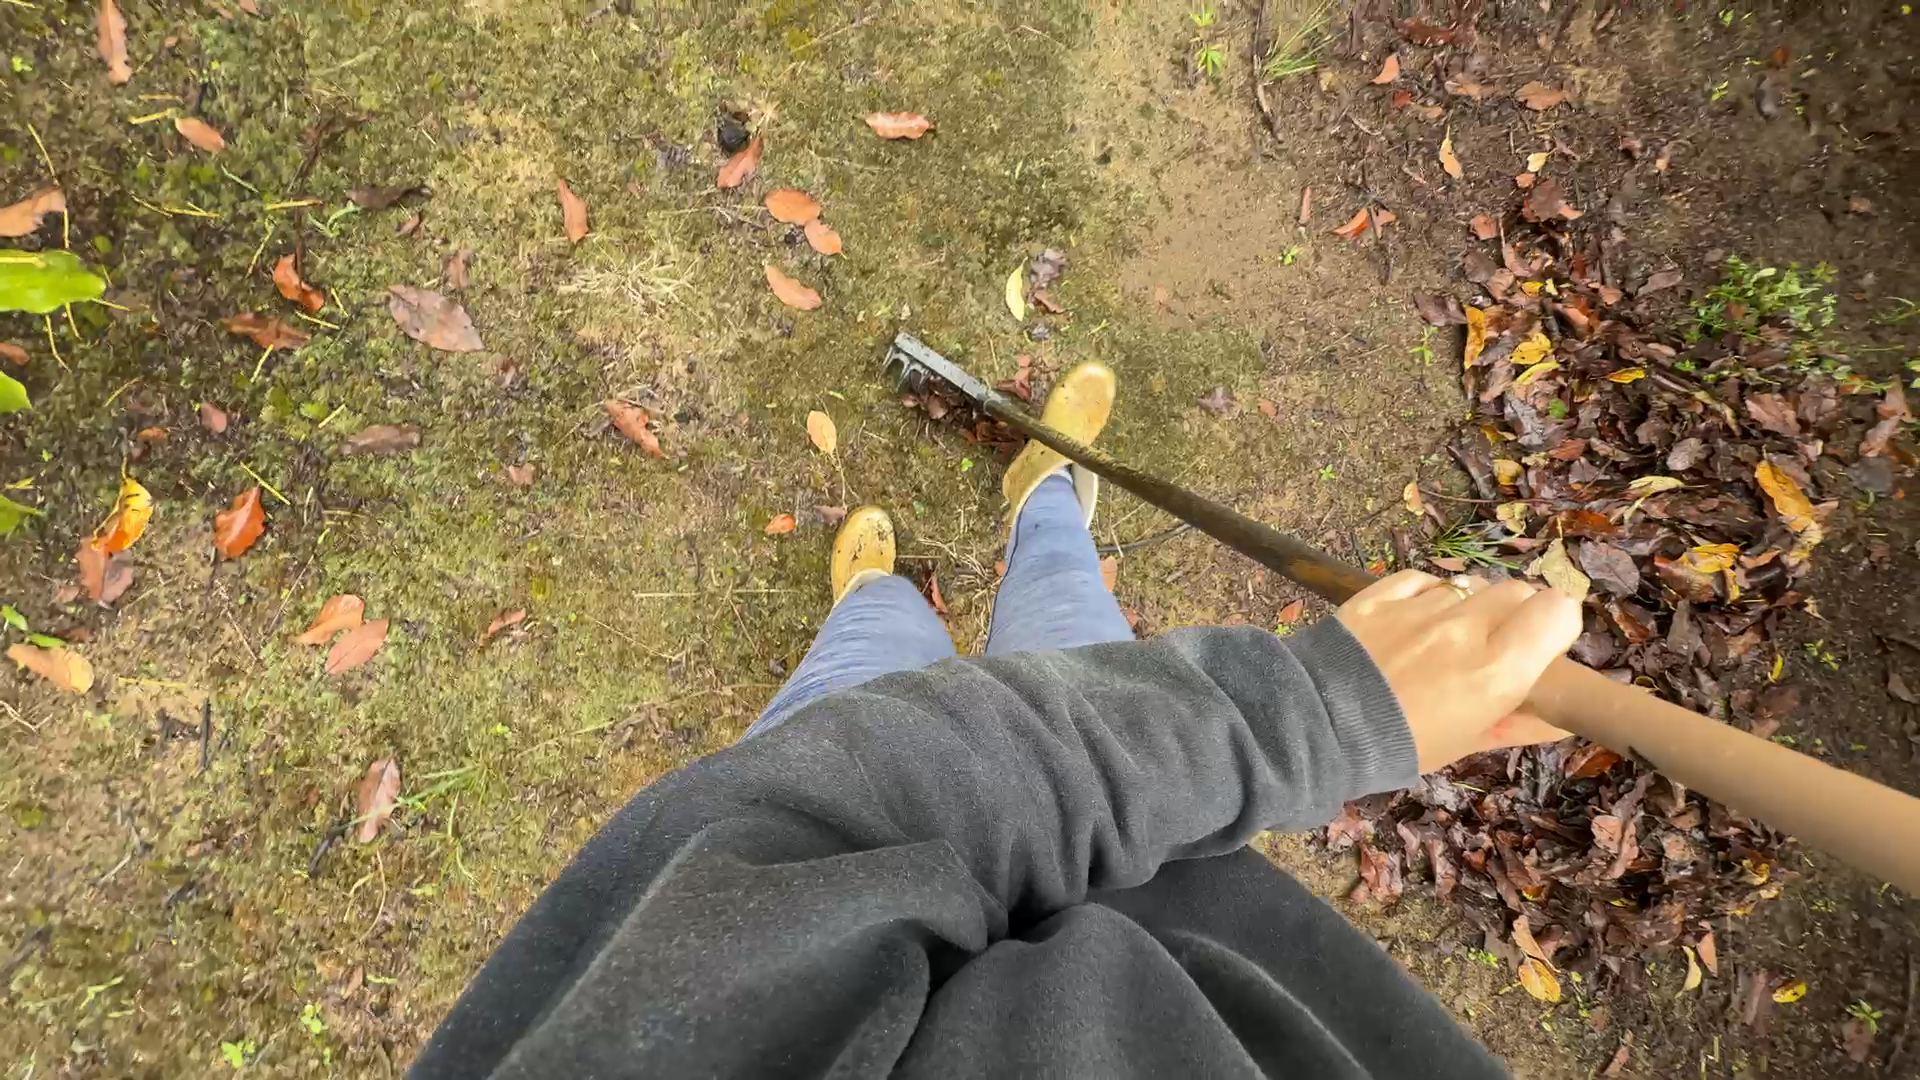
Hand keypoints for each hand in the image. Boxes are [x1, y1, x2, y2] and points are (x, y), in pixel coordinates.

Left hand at [1335, 570, 1582, 772]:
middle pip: (1513, 591)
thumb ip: (1517, 724)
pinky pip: (1417, 579)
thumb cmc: (1399, 744)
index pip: (1557, 610)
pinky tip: (1413, 614)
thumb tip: (1557, 717)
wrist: (1317, 725)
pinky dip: (1423, 592)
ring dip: (1465, 603)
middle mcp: (1462, 630)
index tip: (1541, 640)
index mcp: (1497, 670)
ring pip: (1464, 585)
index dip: (1554, 621)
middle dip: (1514, 611)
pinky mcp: (1374, 597)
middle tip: (1494, 638)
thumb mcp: (1466, 744)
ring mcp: (1415, 609)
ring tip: (1444, 633)